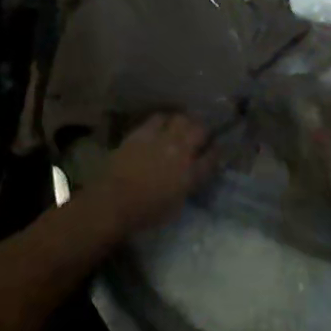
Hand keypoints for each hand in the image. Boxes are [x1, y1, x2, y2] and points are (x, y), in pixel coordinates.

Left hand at [99, 112, 215, 229]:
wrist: (115, 200)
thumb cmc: (146, 212)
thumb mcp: (176, 206)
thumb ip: (187, 187)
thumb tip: (189, 177)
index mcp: (191, 174)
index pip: (212, 157)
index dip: (216, 151)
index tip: (214, 150)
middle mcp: (181, 152)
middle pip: (201, 131)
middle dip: (203, 131)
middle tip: (200, 135)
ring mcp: (162, 139)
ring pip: (181, 119)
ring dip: (184, 122)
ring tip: (181, 126)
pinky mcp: (143, 132)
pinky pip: (158, 118)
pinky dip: (164, 120)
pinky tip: (161, 125)